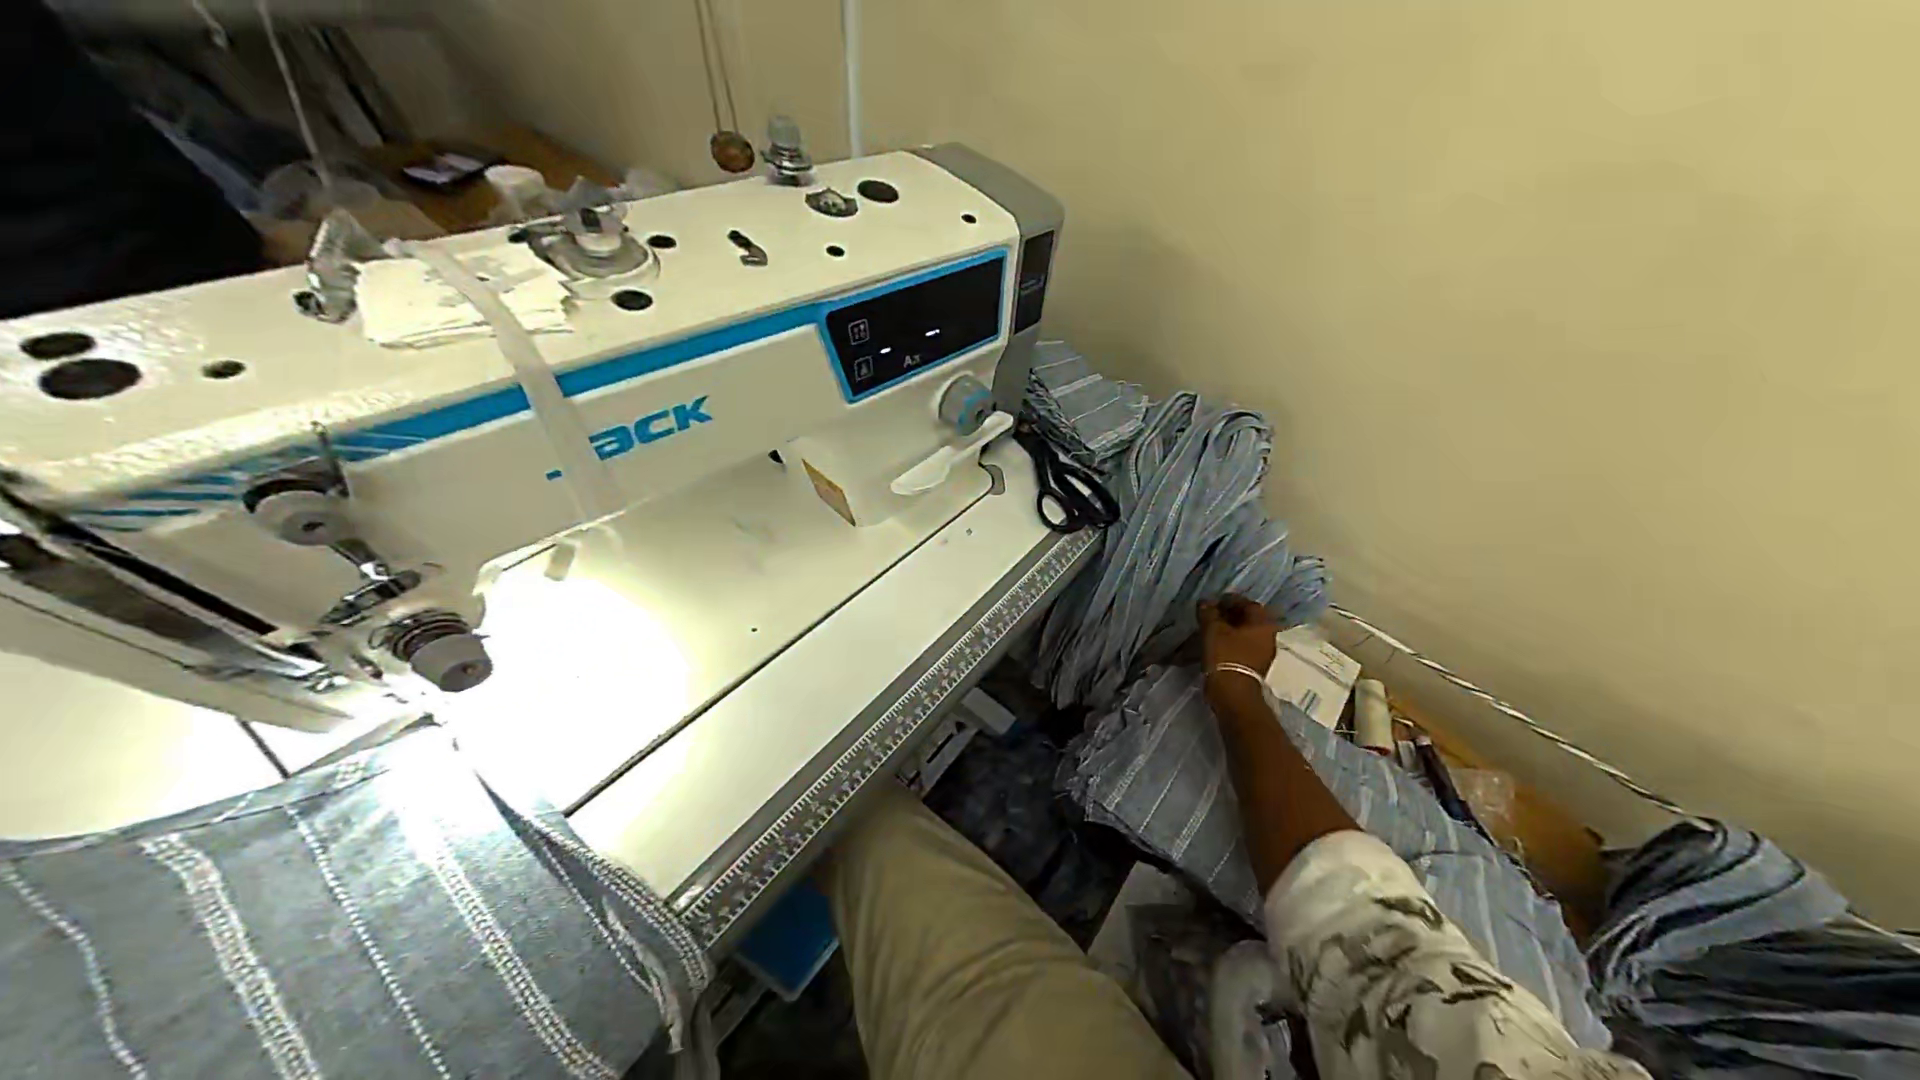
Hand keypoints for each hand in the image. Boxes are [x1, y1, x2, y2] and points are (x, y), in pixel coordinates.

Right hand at [1199, 594, 1278, 674]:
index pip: (1249, 604)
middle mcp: (1268, 637)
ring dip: (1229, 629)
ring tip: (1210, 629)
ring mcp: (1263, 653)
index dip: (1231, 600)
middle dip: (1230, 615)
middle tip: (1211, 614)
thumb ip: (1209, 612)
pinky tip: (1215, 643)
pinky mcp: (1255, 666)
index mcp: (1263, 624)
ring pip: (1245, 634)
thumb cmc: (1225, 655)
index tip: (1214, 601)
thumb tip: (1206, 602)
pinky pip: (1242, 647)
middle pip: (1249, 620)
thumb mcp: (1213, 629)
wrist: (1232, 691)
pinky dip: (1230, 642)